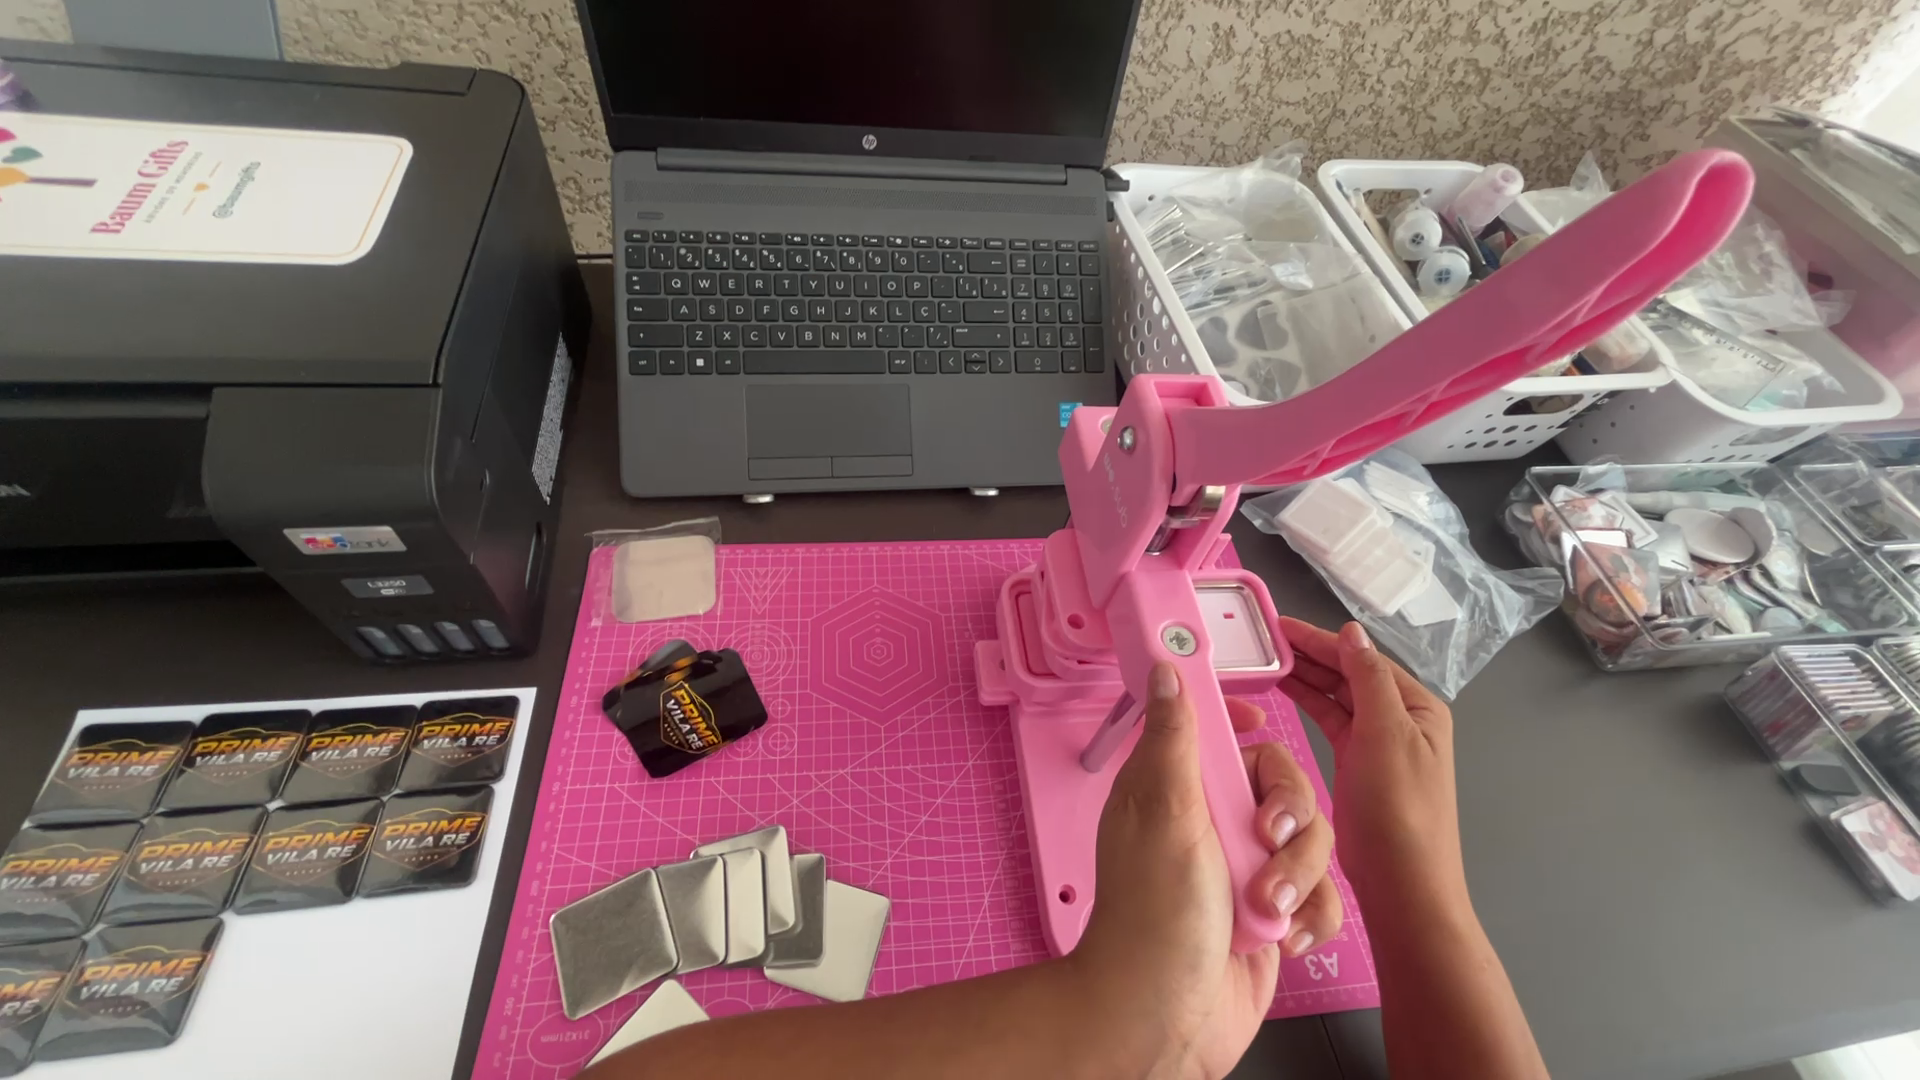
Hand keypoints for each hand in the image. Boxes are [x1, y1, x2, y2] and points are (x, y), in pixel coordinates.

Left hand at [1071, 663, 1343, 1079]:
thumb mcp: (1164, 809)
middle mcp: (1208, 820)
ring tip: (1267, 907)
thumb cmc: (1156, 912)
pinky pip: (1319, 893)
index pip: (1217, 733)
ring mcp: (1243, 866)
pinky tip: (1288, 937)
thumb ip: (1174, 737)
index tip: (1260, 725)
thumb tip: (1165, 669)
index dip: (1243, 723)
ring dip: (1299, 874)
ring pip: (1309, 839)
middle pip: (1282, 784)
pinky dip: (1312, 914)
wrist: (1168, 1014)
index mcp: (1173, 786)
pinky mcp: (1271, 909)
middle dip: (1289, 815)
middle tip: (1267, 841)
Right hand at [1276, 618, 1466, 907]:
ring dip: (1304, 674)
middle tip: (1263, 638)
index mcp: (1416, 707)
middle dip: (1309, 653)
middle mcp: (1399, 718)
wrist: (1401, 882)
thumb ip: (1368, 680)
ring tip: (1265, 658)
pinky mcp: (1355, 760)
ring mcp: (1377, 741)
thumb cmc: (1398, 807)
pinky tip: (1283, 688)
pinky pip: (1328, 717)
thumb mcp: (1385, 736)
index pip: (1362, 659)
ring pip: (1336, 694)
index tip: (1279, 625)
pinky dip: (1306, 700)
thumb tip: (1352, 631)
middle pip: (1348, 673)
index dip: (1321, 640)